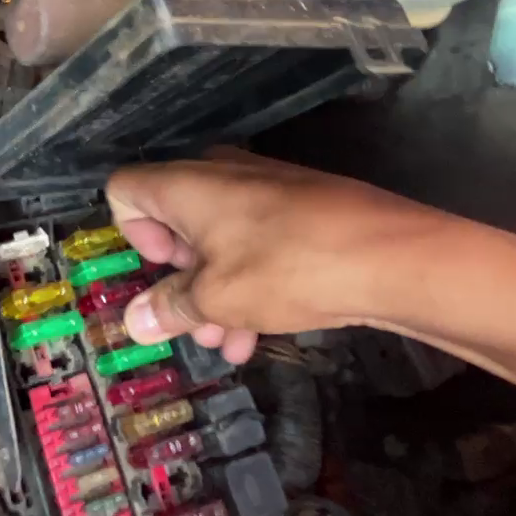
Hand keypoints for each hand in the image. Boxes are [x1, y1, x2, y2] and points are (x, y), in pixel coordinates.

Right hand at [109, 150, 464, 362]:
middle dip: (178, 278)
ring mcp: (259, 185)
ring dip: (212, 290)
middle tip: (195, 321)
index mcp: (183, 185)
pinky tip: (260, 329)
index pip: (122, 190)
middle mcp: (215, 174)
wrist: (393, 255)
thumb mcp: (217, 299)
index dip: (130, 235)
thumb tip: (134, 323)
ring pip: (215, 237)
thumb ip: (169, 308)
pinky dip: (245, 277)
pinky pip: (250, 237)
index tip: (162, 271)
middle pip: (171, 219)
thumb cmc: (285, 268)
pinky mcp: (296, 203)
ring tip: (229, 342)